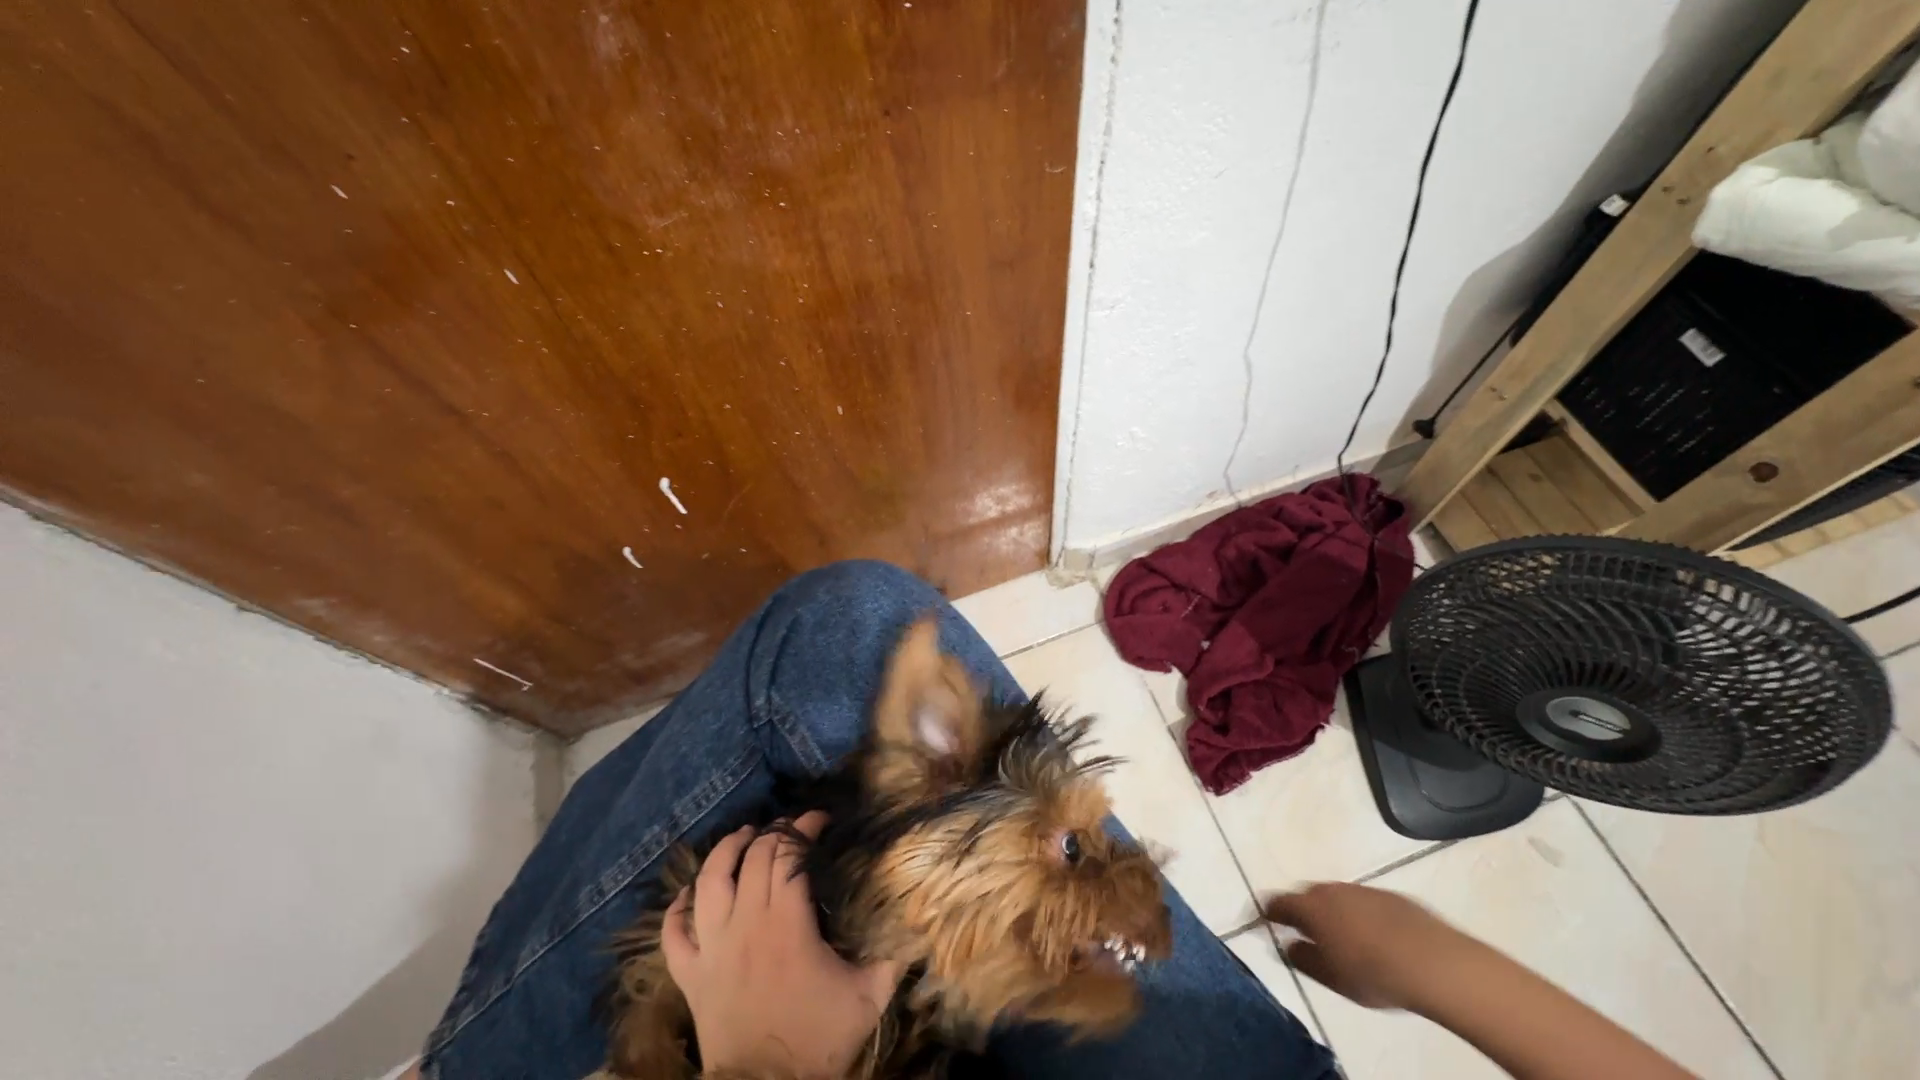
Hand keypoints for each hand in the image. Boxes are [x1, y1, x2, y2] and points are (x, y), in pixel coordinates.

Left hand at [662, 812, 903, 1078]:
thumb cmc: (818, 1039)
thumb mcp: (870, 995)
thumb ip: (894, 952)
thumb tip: (913, 917)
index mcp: (786, 923)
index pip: (790, 855)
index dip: (806, 828)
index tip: (822, 819)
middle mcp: (744, 923)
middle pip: (753, 858)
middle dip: (773, 833)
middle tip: (792, 827)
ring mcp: (711, 948)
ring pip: (709, 882)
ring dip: (725, 851)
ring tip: (742, 837)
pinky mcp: (690, 975)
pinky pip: (673, 933)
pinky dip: (677, 908)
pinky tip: (689, 895)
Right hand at [1263, 882, 1478, 1012]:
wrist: (1437, 964)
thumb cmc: (1374, 974)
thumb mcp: (1331, 977)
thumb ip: (1302, 958)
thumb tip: (1288, 945)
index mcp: (1312, 908)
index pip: (1277, 902)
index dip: (1265, 912)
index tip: (1259, 920)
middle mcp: (1333, 890)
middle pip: (1307, 895)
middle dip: (1300, 910)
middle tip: (1301, 932)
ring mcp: (1363, 890)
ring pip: (1336, 896)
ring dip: (1330, 911)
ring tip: (1338, 936)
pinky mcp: (1391, 896)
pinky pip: (1362, 901)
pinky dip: (1357, 913)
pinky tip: (1371, 936)